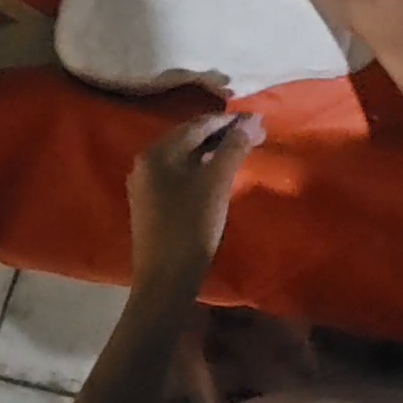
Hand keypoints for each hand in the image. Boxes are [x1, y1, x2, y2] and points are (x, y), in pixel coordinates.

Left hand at [128, 112, 263, 293]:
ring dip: (213, 151)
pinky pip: (179, 174)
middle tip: (254, 133)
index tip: (257, 119)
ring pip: (185, 157)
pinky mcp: (151, 203)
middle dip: (222, 134)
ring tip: (241, 149)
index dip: (229, 120)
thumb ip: (234, 147)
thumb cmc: (191, 228)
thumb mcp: (216, 183)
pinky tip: (219, 171)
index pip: (198, 125)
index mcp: (157, 153)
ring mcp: (146, 184)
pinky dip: (202, 168)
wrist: (165, 283)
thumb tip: (252, 119)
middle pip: (189, 138)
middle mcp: (146, 162)